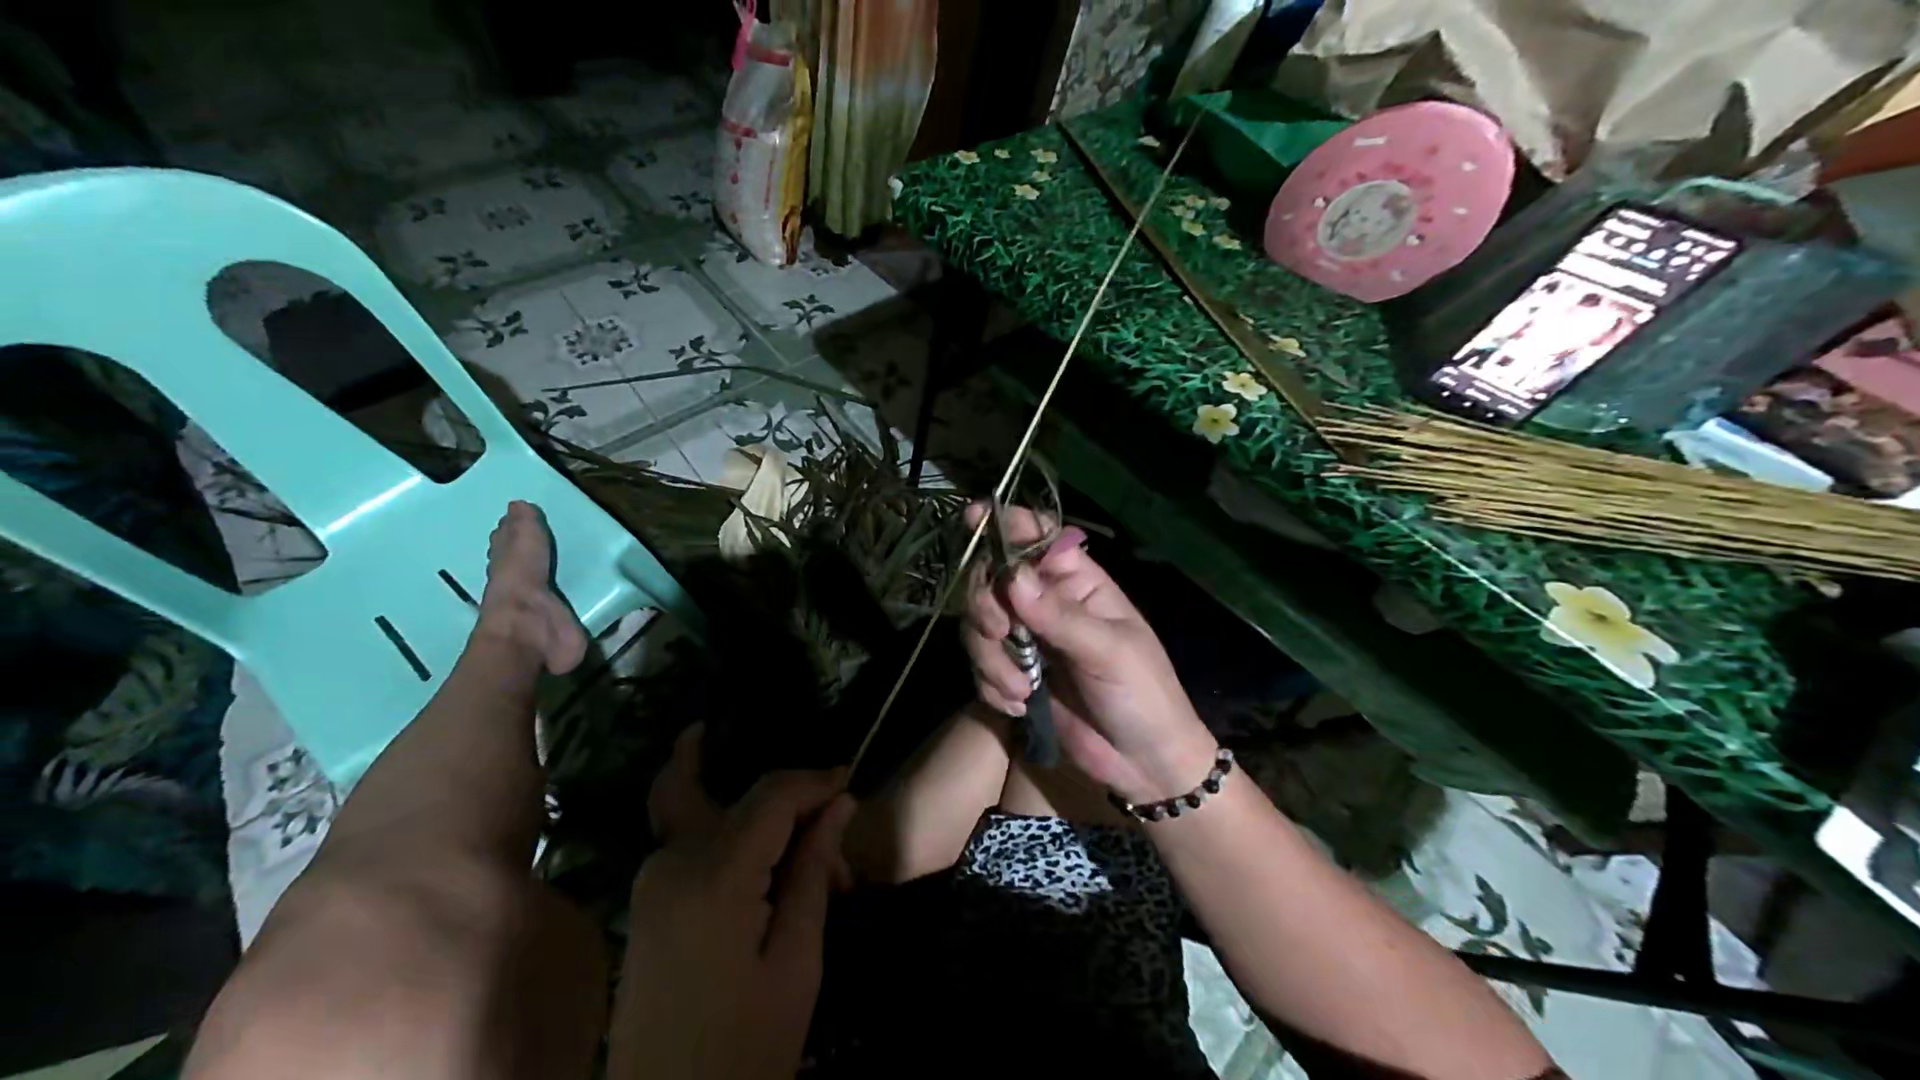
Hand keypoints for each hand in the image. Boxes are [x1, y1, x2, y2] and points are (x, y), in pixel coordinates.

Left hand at [609, 728, 855, 1079]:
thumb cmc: (744, 1047)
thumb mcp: (797, 963)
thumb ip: (813, 871)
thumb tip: (839, 803)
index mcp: (712, 877)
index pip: (771, 795)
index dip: (815, 780)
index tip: (853, 782)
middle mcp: (671, 862)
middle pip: (741, 798)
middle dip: (794, 804)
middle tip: (834, 840)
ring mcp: (651, 878)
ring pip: (717, 812)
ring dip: (766, 821)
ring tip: (810, 862)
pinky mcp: (647, 897)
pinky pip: (698, 839)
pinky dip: (737, 835)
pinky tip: (771, 867)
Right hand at [962, 504, 1217, 803]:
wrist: (1144, 763)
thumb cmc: (1144, 694)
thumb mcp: (1109, 651)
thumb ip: (1060, 615)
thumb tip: (1014, 576)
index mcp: (1077, 582)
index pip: (1035, 538)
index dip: (1005, 524)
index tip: (973, 519)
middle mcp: (1045, 603)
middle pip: (992, 580)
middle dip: (986, 605)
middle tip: (999, 631)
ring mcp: (1026, 639)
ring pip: (978, 626)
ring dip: (990, 658)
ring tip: (1021, 689)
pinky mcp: (1012, 675)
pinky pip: (979, 667)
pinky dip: (991, 686)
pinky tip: (1020, 706)